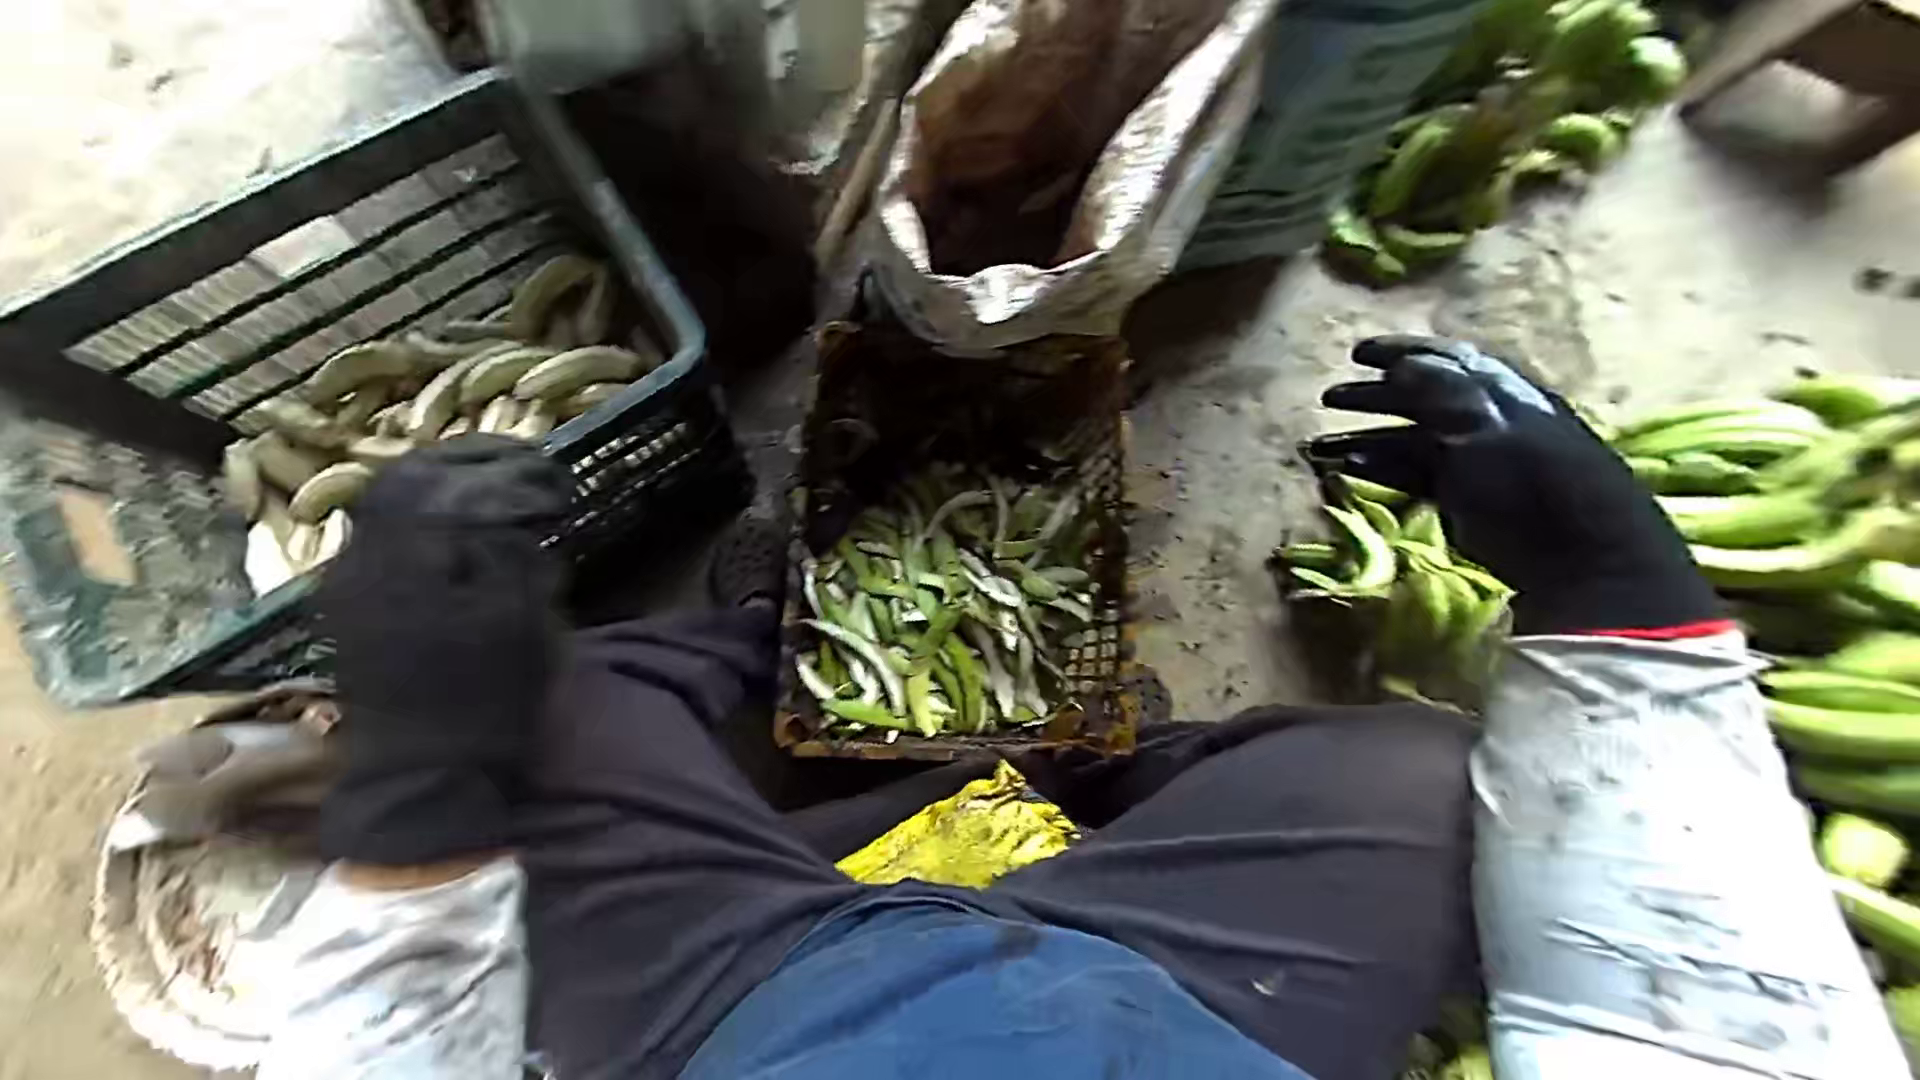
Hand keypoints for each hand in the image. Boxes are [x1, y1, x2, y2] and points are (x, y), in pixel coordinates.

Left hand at [317, 436, 571, 864]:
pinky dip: (429, 514)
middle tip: (524, 459)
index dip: (504, 465)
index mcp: (409, 563)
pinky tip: (463, 520)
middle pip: (409, 482)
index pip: (451, 483)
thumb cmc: (487, 695)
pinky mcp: (355, 602)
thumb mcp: (518, 617)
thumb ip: (513, 550)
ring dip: (447, 484)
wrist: (428, 765)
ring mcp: (352, 582)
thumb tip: (517, 501)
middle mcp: (366, 560)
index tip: (549, 465)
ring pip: (394, 505)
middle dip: (471, 463)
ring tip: (499, 479)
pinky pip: (388, 535)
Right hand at [1311, 335, 1722, 634]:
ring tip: (1319, 447)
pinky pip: (1408, 474)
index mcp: (1497, 394)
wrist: (1574, 551)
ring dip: (1361, 440)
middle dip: (1371, 397)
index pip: (1444, 360)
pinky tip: (1348, 473)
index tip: (1356, 353)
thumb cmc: (1532, 482)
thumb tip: (1402, 365)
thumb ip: (1444, 392)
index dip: (1399, 351)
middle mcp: (1482, 420)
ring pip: (1404, 441)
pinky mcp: (1459, 496)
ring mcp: (1469, 460)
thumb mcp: (1487, 427)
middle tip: (1329, 398)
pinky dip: (1376, 470)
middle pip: (1417, 400)